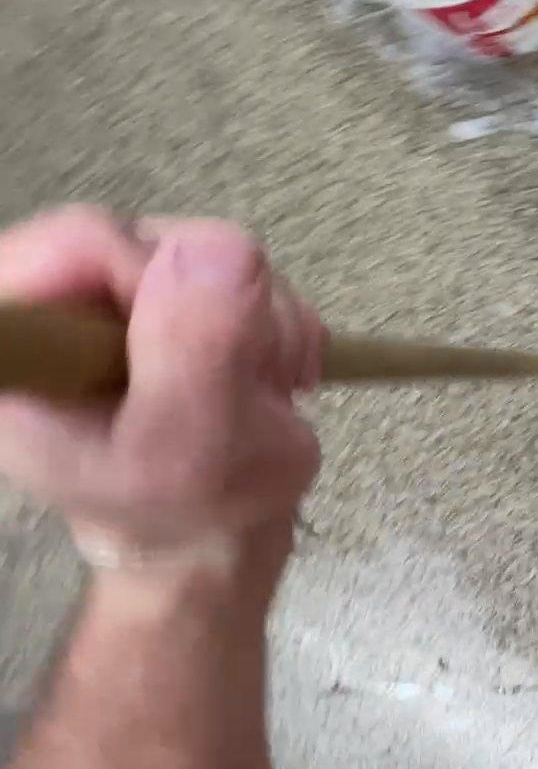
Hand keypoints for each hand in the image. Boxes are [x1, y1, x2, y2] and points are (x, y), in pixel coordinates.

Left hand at [0, 207, 323, 600]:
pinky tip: (274, 368)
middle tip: (254, 374)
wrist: (217, 525)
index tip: (212, 359)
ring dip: (269, 320)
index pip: (84, 243)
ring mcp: (107, 302)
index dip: (169, 285)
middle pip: (155, 242)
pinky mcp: (162, 304)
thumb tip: (223, 244)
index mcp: (15, 341)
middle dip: (236, 307)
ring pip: (211, 255)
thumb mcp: (194, 438)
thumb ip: (197, 343)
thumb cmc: (195, 501)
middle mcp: (46, 308)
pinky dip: (281, 321)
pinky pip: (240, 274)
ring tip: (267, 381)